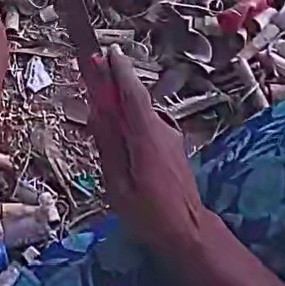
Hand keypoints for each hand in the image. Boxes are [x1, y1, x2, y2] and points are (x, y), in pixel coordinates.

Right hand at [90, 45, 235, 285]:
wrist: (189, 233)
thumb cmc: (150, 214)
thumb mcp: (117, 182)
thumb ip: (108, 144)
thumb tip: (97, 112)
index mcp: (146, 136)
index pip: (132, 93)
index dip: (119, 70)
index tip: (108, 52)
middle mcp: (162, 130)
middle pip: (136, 99)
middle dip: (115, 85)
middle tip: (94, 74)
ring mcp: (170, 137)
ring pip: (141, 113)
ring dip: (121, 105)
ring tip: (101, 109)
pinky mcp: (172, 147)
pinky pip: (147, 125)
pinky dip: (131, 120)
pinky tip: (119, 134)